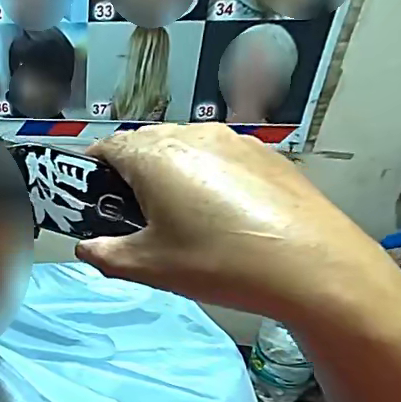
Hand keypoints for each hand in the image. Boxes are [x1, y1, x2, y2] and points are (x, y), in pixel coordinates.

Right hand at [76, 124, 400, 326]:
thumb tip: (87, 247)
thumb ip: (107, 254)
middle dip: (132, 175)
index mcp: (155, 154)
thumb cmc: (218, 262)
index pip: (106, 148)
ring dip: (173, 174)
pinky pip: (223, 158)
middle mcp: (193, 134)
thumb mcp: (151, 267)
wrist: (312, 264)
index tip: (92, 201)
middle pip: (147, 145)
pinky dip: (211, 178)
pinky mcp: (268, 154)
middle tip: (138, 218)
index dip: (90, 173)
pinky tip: (228, 217)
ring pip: (187, 149)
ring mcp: (236, 140)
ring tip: (186, 219)